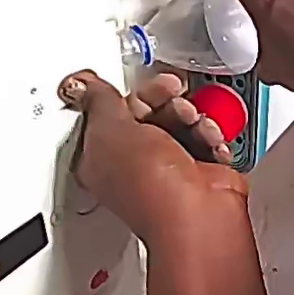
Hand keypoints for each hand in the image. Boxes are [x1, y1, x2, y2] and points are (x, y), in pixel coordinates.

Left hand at [59, 70, 245, 240]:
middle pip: (151, 115)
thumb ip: (99, 100)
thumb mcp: (112, 129)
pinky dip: (212, 137)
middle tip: (177, 100)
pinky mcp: (201, 171)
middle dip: (168, 103)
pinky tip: (210, 142)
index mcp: (102, 156)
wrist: (197, 211)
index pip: (112, 113)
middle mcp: (136, 164)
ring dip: (194, 119)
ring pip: (183, 125)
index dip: (130, 94)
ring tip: (198, 124)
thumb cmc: (150, 184)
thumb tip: (81, 83)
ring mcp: (170, 168)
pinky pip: (208, 141)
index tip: (148, 83)